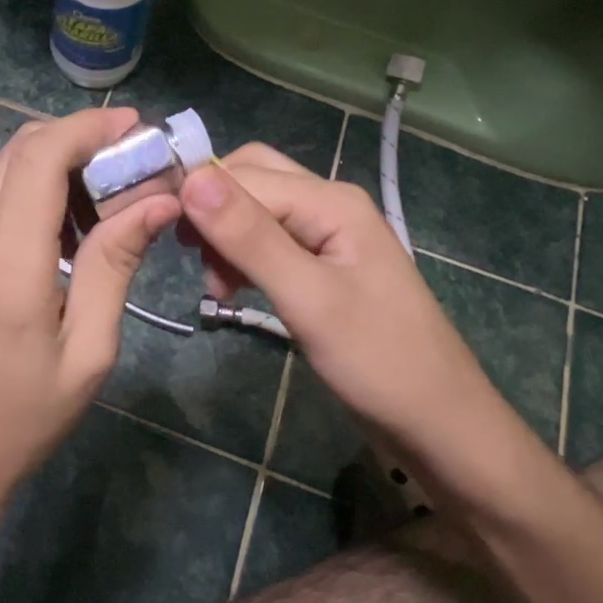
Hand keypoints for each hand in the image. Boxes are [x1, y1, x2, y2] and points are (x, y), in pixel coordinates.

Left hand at [0, 108, 180, 557]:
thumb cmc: (22, 420)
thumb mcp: (87, 352)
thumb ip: (116, 264)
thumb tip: (159, 200)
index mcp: (4, 264)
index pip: (40, 157)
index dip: (89, 128)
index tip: (137, 127)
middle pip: (21, 149)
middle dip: (81, 140)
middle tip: (135, 163)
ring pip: (5, 167)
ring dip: (58, 163)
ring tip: (110, 196)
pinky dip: (33, 188)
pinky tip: (68, 224)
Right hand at [178, 144, 496, 452]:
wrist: (442, 427)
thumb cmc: (379, 363)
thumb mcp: (308, 300)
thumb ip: (250, 237)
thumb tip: (191, 180)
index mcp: (332, 201)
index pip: (244, 175)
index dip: (198, 198)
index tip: (161, 238)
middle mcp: (331, 204)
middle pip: (252, 179)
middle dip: (212, 210)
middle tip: (188, 257)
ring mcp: (331, 235)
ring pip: (259, 209)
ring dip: (226, 235)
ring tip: (216, 285)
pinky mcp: (326, 266)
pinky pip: (272, 240)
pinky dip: (245, 255)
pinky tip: (235, 288)